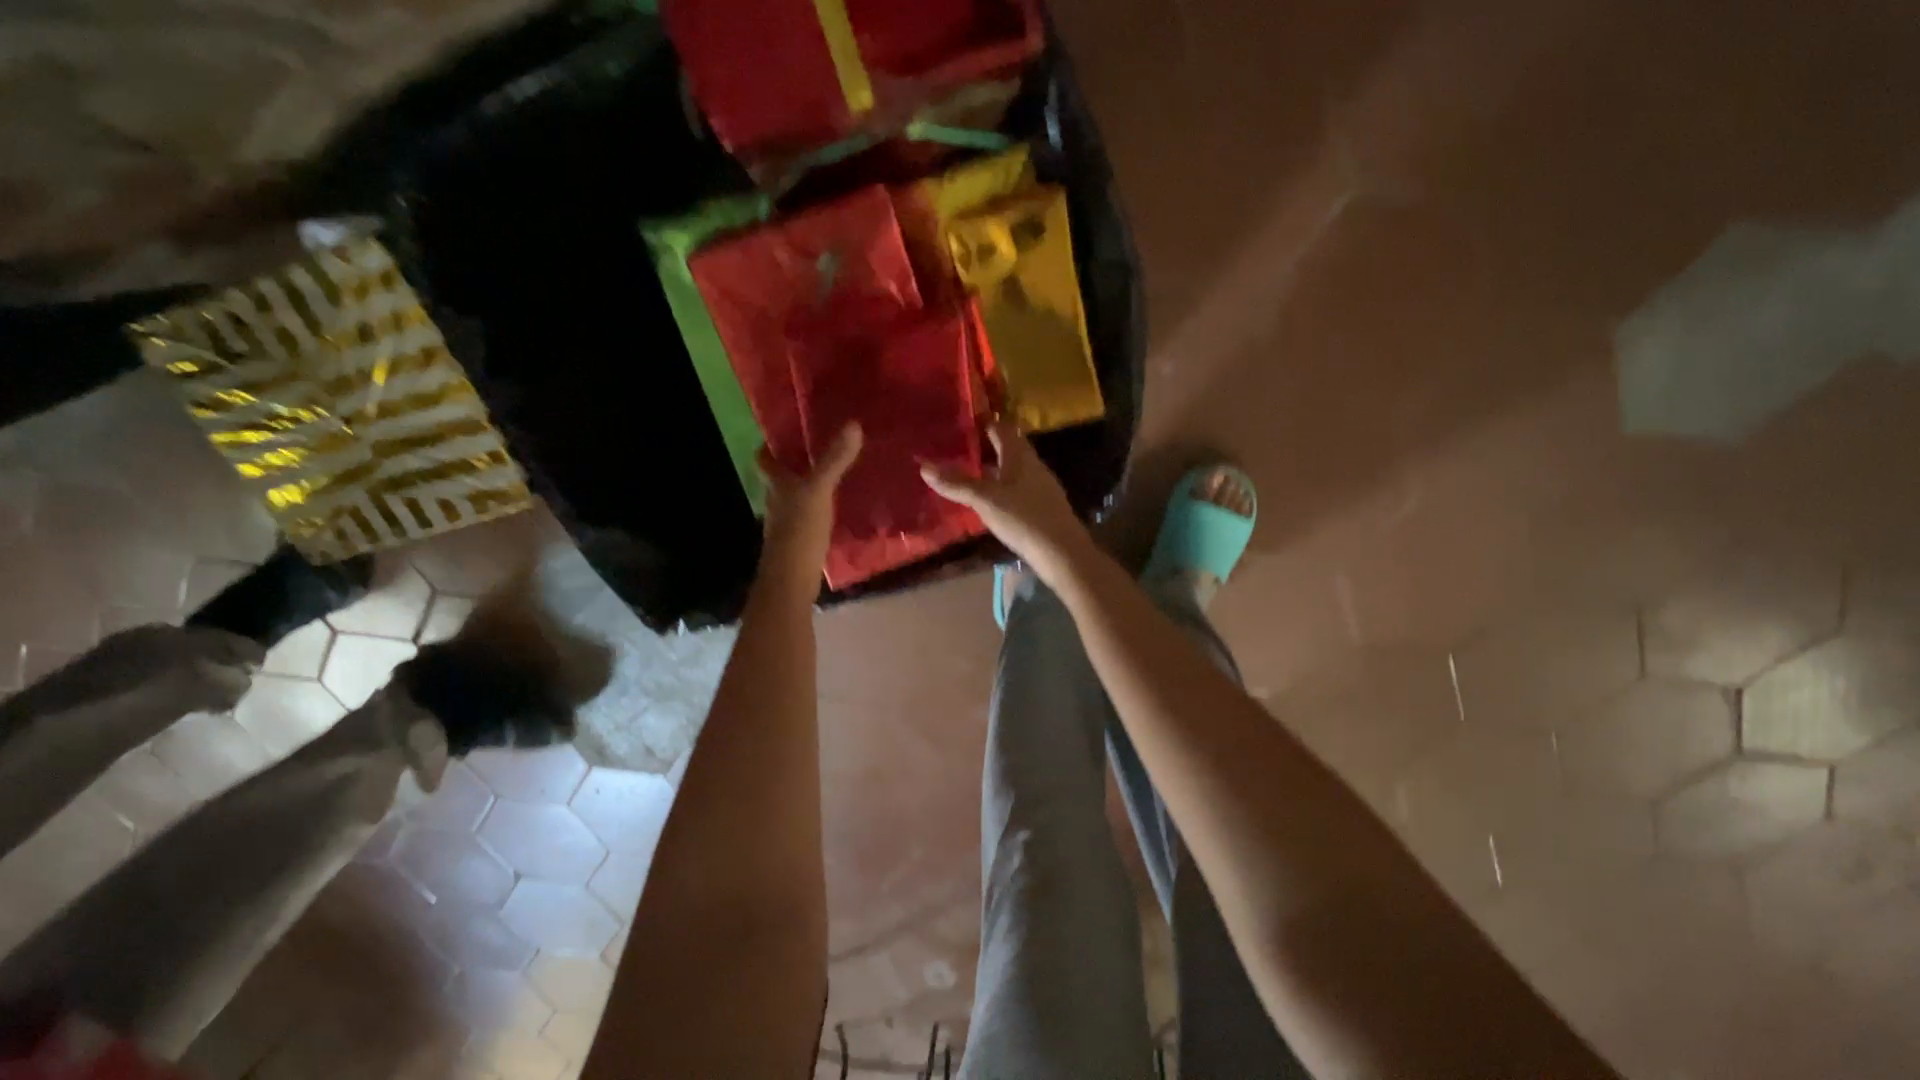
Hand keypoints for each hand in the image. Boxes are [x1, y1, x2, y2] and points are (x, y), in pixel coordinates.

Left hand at [758, 424, 862, 580]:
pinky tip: (839, 507)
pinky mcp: (800, 541)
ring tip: (836, 473)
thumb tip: (853, 424)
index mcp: (776, 484)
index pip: (764, 458)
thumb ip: (834, 459)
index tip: (788, 432)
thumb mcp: (819, 490)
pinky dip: (820, 509)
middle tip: (821, 447)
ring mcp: (787, 523)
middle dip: (796, 464)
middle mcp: (777, 501)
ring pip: (796, 497)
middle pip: (781, 478)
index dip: (771, 445)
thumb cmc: (799, 530)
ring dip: (810, 486)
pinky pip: (809, 517)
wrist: (791, 579)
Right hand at [921, 422, 1092, 583]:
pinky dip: (1001, 486)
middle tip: (957, 447)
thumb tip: (924, 465)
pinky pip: (1017, 487)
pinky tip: (989, 499)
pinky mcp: (1042, 505)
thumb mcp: (985, 500)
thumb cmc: (1023, 518)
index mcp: (1019, 454)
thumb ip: (956, 483)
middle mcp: (1032, 464)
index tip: (960, 422)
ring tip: (967, 472)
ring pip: (1013, 468)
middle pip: (1008, 446)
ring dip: (993, 467)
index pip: (1001, 427)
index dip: (983, 422)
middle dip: (985, 445)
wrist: (1062, 553)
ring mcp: (1040, 485)